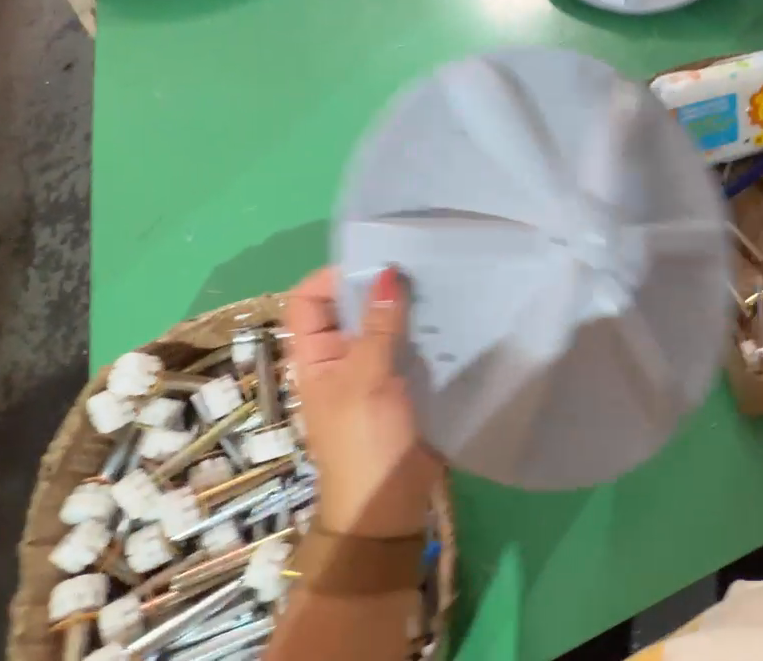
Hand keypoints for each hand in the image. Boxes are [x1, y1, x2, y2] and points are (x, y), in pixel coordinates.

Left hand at [282, 266, 440, 537]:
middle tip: (420, 262)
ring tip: (442, 282)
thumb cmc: (363, 441)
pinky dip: (429, 328)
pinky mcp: (407, 381)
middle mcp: (342, 355)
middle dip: (381, 284)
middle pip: (352, 306)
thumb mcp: (366, 380)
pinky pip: (414, 344)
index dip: (334, 276)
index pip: (309, 299)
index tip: (376, 260)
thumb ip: (380, 326)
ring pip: (387, 323)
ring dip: (409, 305)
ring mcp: (375, 369)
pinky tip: (453, 314)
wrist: (389, 502)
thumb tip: (389, 272)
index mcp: (315, 355)